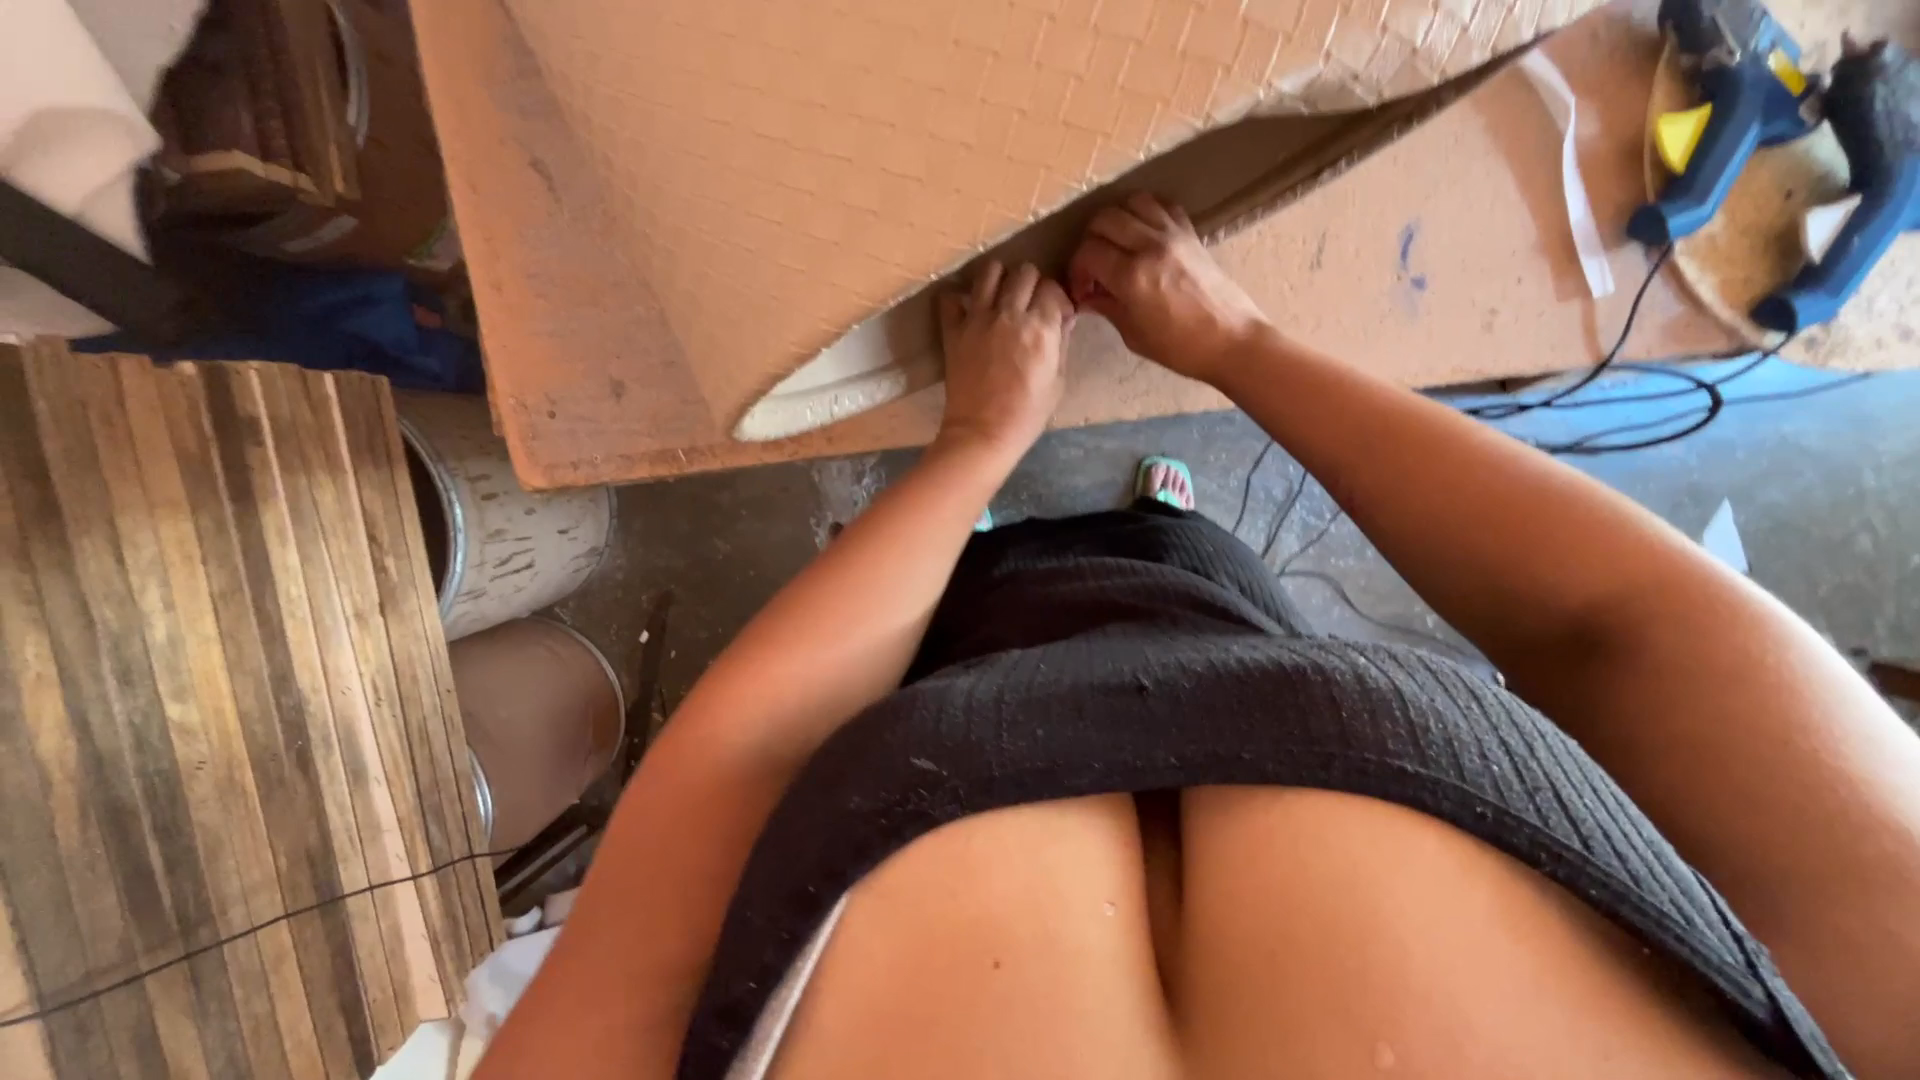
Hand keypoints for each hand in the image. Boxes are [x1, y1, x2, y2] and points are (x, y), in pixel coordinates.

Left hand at [937, 261, 1072, 454]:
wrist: (983, 433)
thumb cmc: (1027, 414)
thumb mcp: (1057, 380)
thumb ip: (1061, 343)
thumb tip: (1064, 317)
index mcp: (1041, 327)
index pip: (1052, 288)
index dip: (1056, 299)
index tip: (1055, 314)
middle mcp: (1010, 315)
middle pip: (1025, 272)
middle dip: (1031, 283)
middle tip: (1029, 304)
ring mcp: (978, 319)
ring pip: (990, 271)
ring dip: (999, 278)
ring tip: (1001, 296)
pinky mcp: (953, 330)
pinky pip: (951, 297)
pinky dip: (960, 298)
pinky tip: (969, 310)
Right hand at [1067, 192, 1270, 385]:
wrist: (1231, 341)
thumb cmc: (1180, 348)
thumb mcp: (1134, 334)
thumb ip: (1107, 307)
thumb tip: (1087, 297)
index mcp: (1132, 276)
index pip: (1087, 253)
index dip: (1076, 270)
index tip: (1082, 290)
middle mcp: (1150, 246)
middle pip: (1104, 219)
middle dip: (1090, 241)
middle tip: (1093, 267)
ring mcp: (1173, 235)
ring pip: (1132, 202)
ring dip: (1117, 220)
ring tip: (1116, 245)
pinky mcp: (1191, 233)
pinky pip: (1162, 206)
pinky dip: (1147, 213)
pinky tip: (1143, 236)